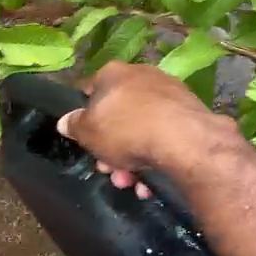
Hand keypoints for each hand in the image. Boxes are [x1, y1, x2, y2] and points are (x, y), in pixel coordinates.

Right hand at [56, 62, 243, 195]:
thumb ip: (74, 125)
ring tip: (130, 183)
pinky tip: (150, 181)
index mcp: (112, 73)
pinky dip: (153, 158)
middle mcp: (141, 75)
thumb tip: (66, 121)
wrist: (182, 140)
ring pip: (140, 130)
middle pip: (117, 116)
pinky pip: (162, 137)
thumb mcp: (87, 132)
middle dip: (110, 148)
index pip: (89, 91)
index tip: (85, 141)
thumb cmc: (125, 130)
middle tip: (108, 170)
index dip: (83, 118)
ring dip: (130, 160)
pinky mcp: (188, 112)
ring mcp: (168, 93)